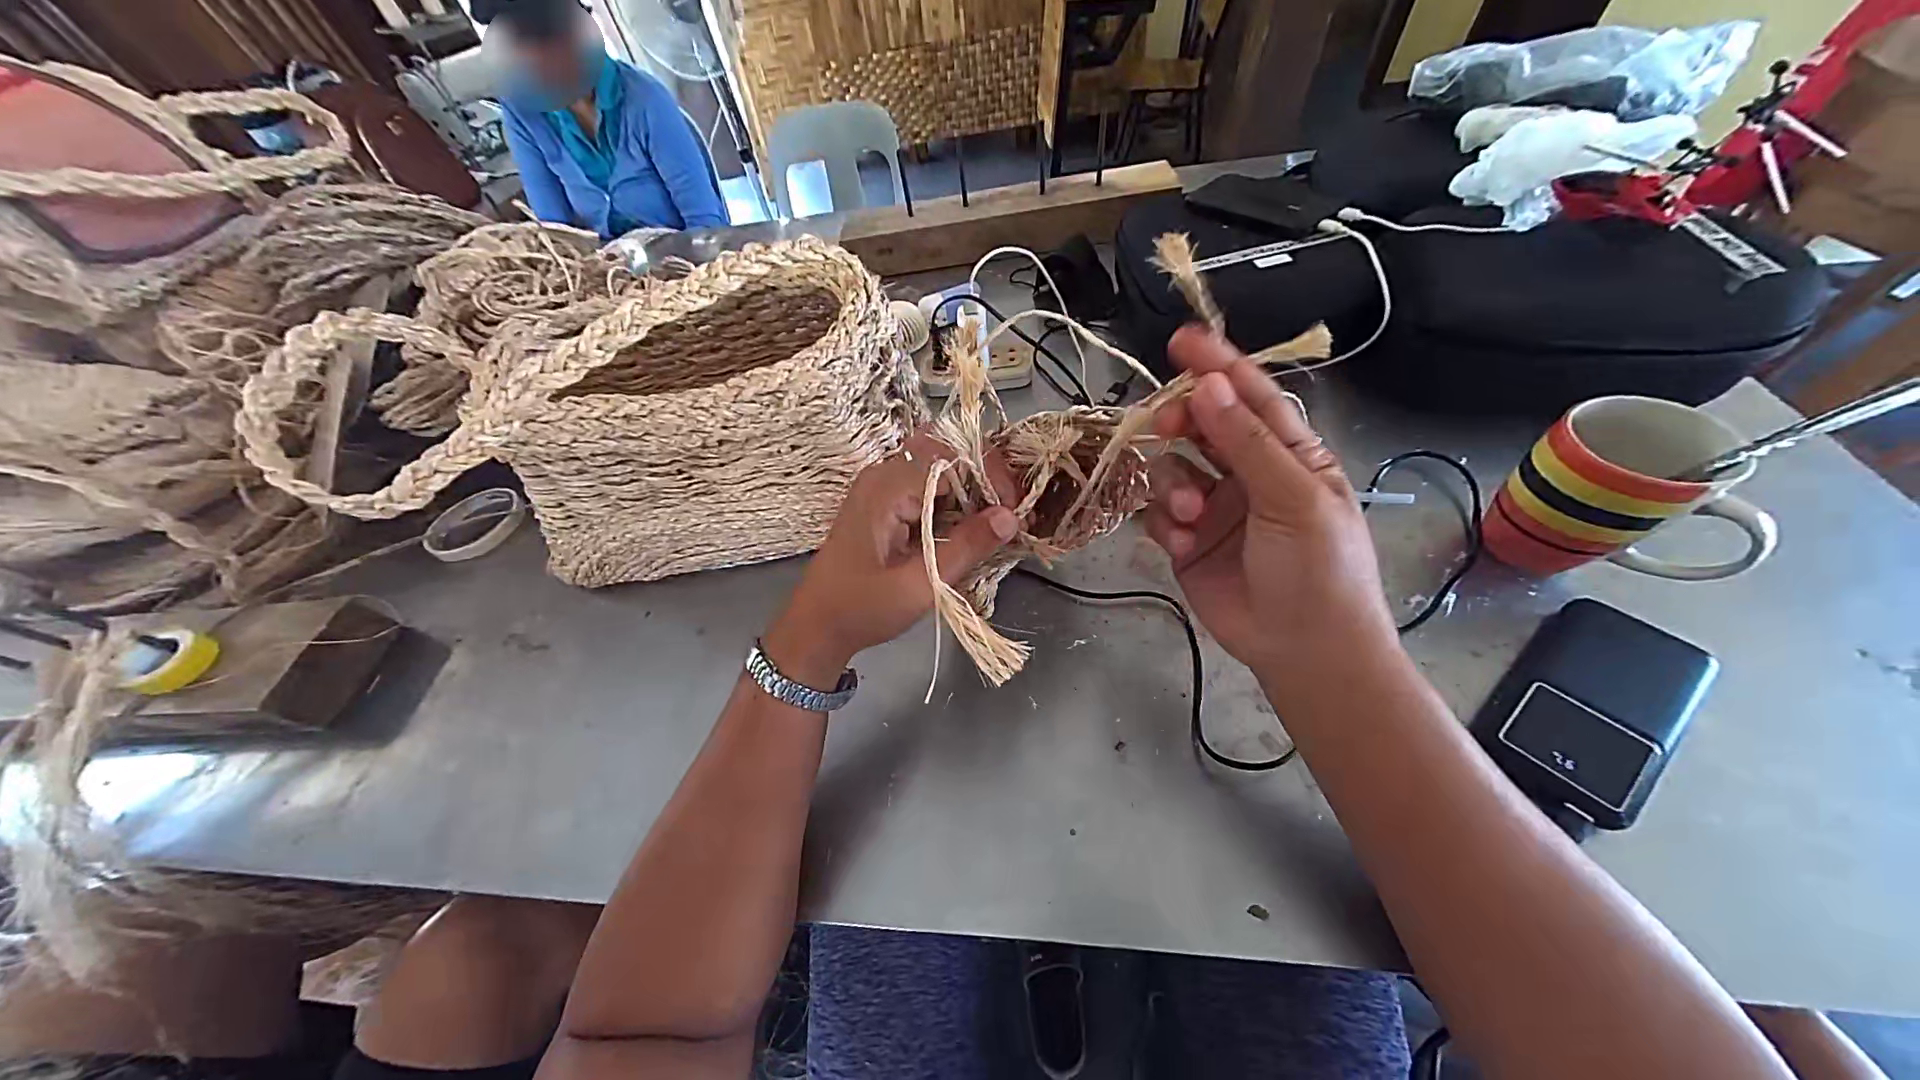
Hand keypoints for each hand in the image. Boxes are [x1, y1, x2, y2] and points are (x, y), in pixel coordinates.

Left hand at [763, 431, 1019, 687]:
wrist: (817, 625)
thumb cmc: (862, 609)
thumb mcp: (920, 585)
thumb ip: (966, 547)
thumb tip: (1011, 517)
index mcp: (887, 487)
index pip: (954, 458)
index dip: (992, 479)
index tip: (1014, 513)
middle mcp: (884, 475)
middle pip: (949, 454)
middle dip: (986, 482)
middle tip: (1010, 519)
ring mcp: (882, 486)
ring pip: (941, 469)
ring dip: (973, 493)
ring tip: (995, 526)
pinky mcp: (886, 503)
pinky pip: (928, 488)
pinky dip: (954, 504)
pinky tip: (969, 531)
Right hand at [1144, 327, 1399, 691]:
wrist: (1302, 649)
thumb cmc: (1318, 569)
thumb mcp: (1293, 498)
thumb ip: (1247, 442)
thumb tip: (1210, 385)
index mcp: (1289, 454)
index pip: (1251, 397)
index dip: (1218, 366)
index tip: (1182, 340)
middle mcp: (1248, 474)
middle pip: (1202, 427)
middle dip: (1182, 422)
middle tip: (1166, 425)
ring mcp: (1214, 509)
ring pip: (1172, 470)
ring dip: (1174, 486)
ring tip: (1191, 516)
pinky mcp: (1187, 542)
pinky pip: (1159, 515)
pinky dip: (1165, 523)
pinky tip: (1183, 543)